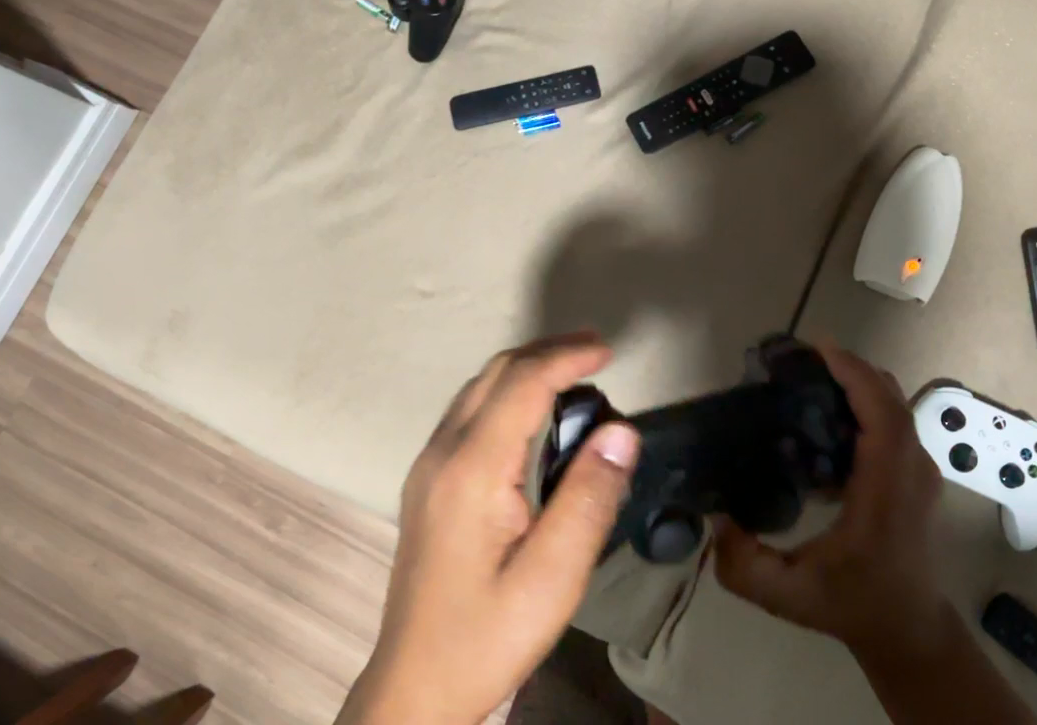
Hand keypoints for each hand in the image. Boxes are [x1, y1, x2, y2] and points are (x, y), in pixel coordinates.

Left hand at [337, 333, 640, 724]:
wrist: (415, 684)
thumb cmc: (488, 635)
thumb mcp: (552, 578)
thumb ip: (588, 499)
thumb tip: (621, 430)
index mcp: (471, 469)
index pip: (522, 384)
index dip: (566, 357)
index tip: (608, 350)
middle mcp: (442, 453)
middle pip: (495, 374)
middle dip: (546, 353)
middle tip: (597, 352)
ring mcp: (428, 466)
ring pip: (478, 390)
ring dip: (526, 370)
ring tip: (575, 373)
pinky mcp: (427, 482)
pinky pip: (469, 413)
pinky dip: (508, 394)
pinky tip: (535, 415)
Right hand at [712, 344, 951, 657]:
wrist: (909, 630)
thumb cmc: (852, 605)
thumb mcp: (788, 594)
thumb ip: (744, 564)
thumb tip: (715, 519)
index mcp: (887, 490)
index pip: (882, 413)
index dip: (853, 374)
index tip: (817, 348)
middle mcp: (911, 471)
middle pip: (889, 397)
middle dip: (848, 368)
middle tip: (799, 360)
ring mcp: (919, 472)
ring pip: (893, 406)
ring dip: (856, 383)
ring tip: (807, 379)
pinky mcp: (915, 476)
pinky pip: (892, 423)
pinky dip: (864, 403)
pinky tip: (823, 415)